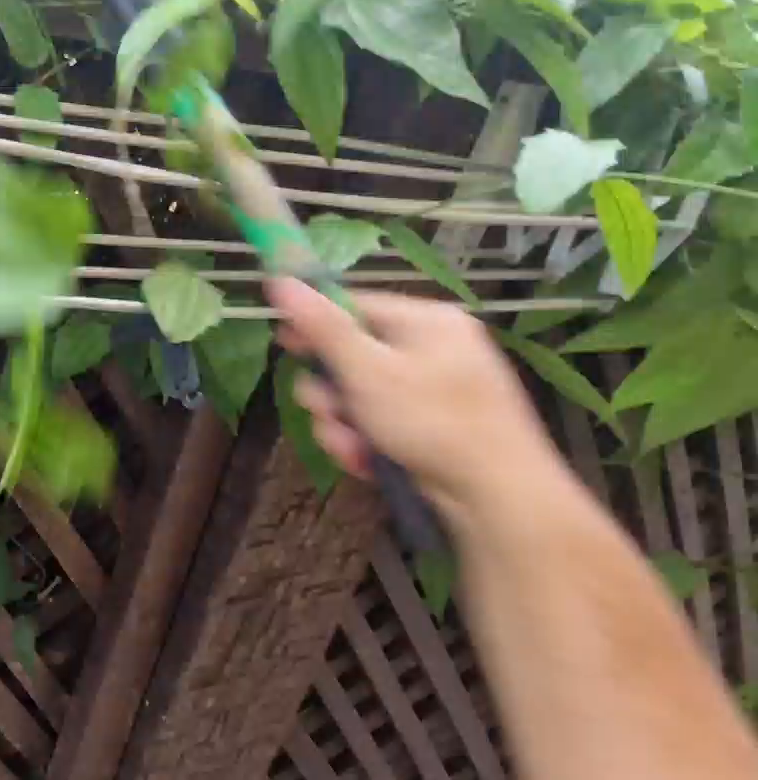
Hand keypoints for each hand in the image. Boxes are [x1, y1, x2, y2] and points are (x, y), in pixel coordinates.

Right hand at [267, 278, 561, 509]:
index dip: (312, 325)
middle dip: (328, 391)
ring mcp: (431, 387)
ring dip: (340, 421)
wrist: (498, 499)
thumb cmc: (433, 423)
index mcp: (426, 321)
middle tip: (326, 411)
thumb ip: (322, 326)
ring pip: (355, 391)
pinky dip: (362, 438)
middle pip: (347, 353)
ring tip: (350, 445)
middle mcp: (431, 347)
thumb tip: (281, 281)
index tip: (285, 347)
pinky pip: (374, 417)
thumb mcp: (367, 370)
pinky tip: (365, 458)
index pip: (350, 305)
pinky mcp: (427, 422)